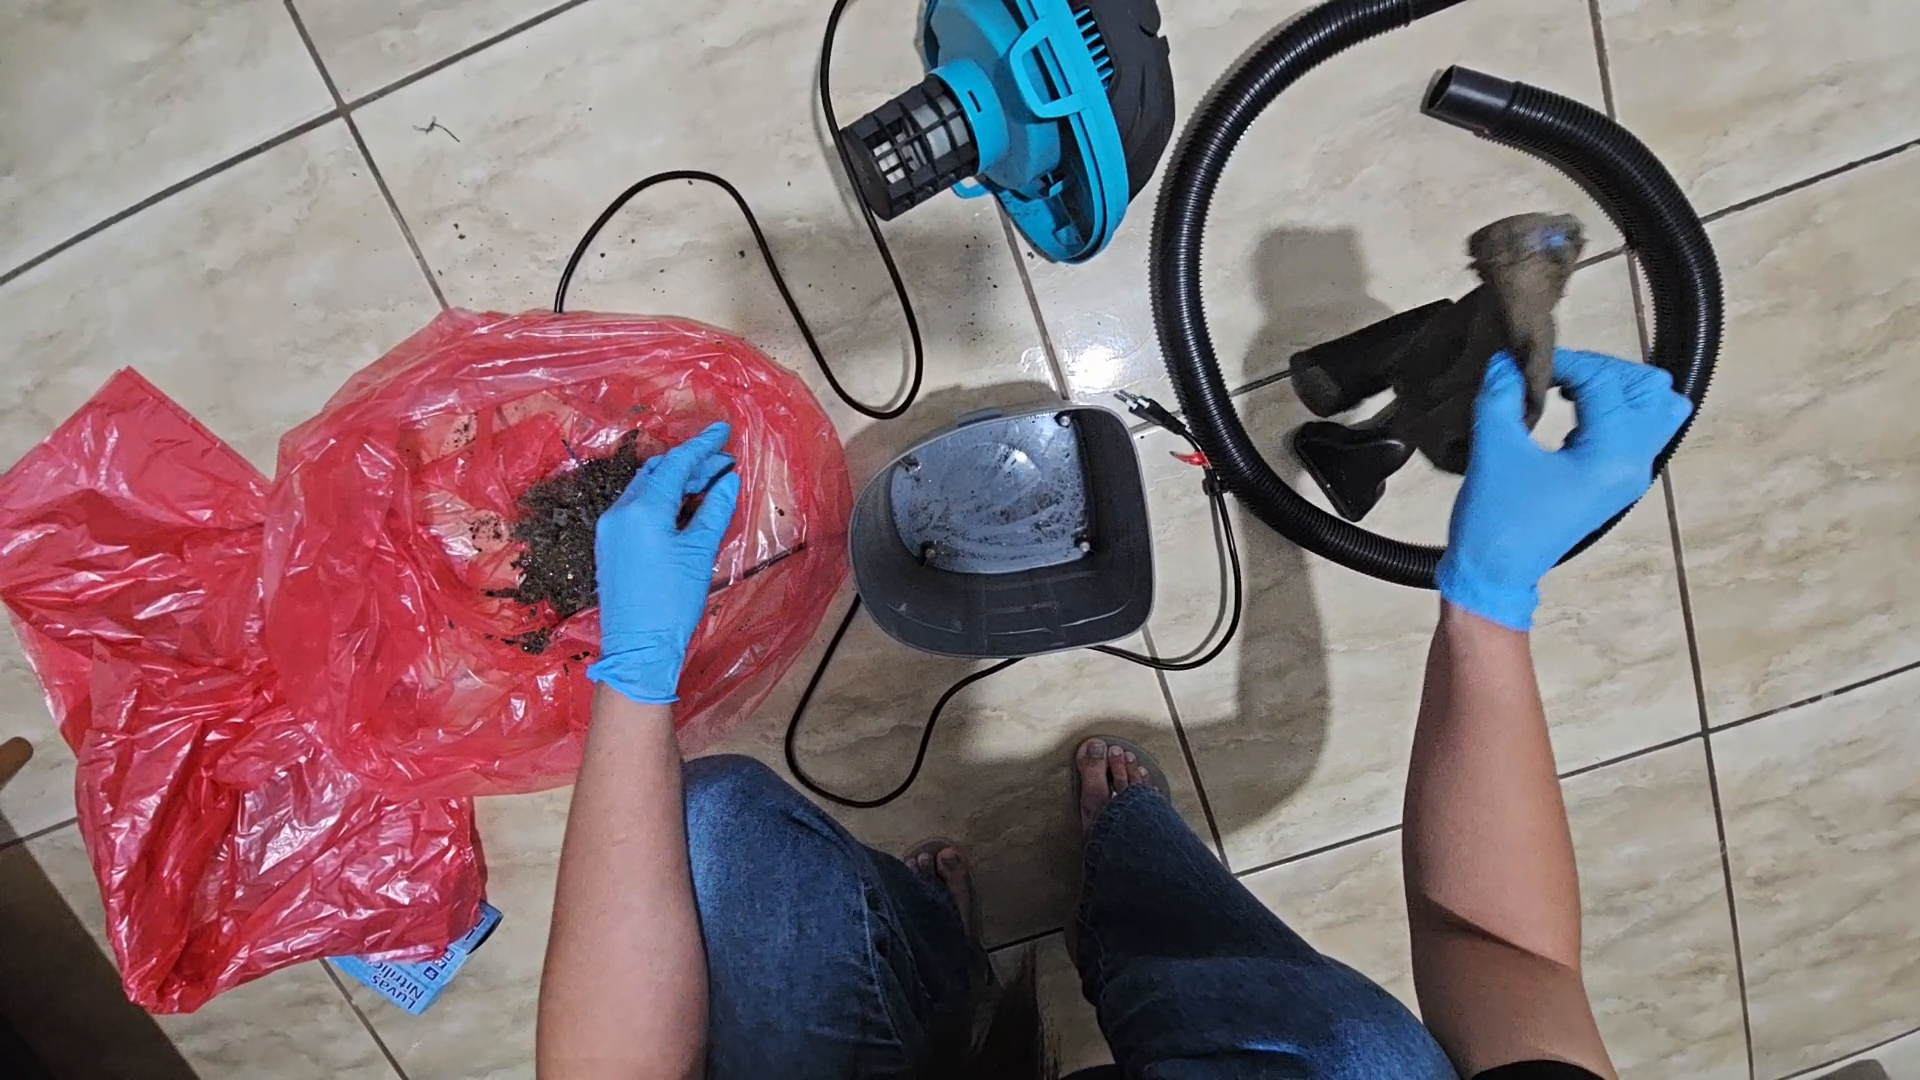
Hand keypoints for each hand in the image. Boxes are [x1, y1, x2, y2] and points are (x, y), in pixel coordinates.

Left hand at [587, 422, 740, 704]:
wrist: (638, 648)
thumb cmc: (672, 600)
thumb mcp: (700, 553)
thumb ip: (714, 511)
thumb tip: (728, 480)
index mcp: (642, 509)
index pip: (676, 465)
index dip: (702, 446)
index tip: (723, 431)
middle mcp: (620, 511)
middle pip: (659, 472)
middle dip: (692, 463)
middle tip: (725, 464)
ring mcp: (611, 529)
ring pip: (646, 489)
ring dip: (677, 480)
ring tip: (709, 483)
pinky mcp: (611, 545)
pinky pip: (638, 508)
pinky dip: (663, 499)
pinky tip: (686, 506)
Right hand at [1436, 350, 1691, 630]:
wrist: (1492, 572)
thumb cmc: (1495, 519)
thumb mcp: (1493, 454)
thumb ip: (1500, 401)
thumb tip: (1504, 363)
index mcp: (1613, 455)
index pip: (1606, 383)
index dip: (1566, 363)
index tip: (1524, 363)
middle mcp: (1635, 463)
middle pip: (1650, 390)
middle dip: (1600, 372)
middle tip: (1551, 376)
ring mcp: (1628, 475)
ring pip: (1651, 410)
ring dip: (1612, 390)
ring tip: (1564, 391)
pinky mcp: (1611, 484)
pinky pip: (1632, 432)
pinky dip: (1607, 412)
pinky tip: (1564, 415)